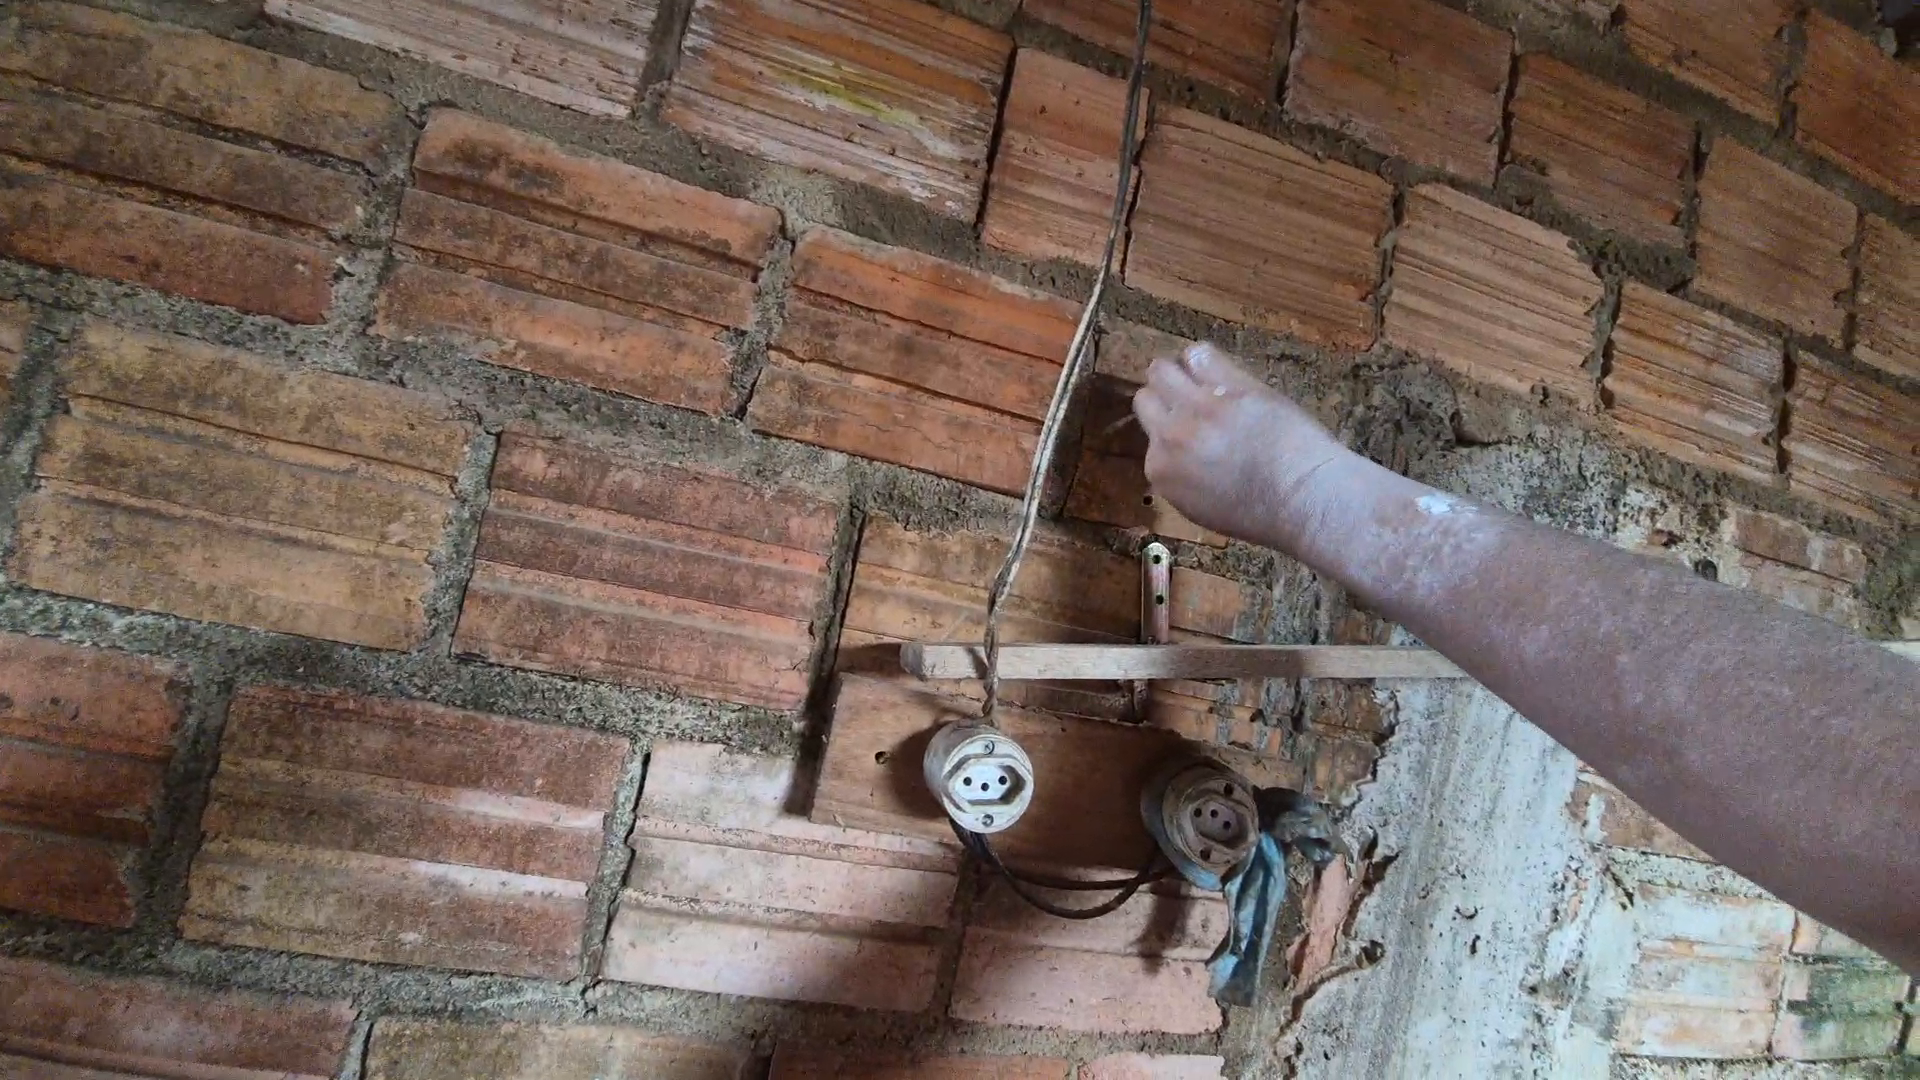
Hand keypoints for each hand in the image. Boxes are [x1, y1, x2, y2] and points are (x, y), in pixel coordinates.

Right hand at [1131, 343, 1344, 549]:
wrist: (1302, 498)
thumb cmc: (1259, 514)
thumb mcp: (1199, 507)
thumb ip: (1179, 475)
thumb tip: (1180, 455)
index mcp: (1159, 470)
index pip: (1150, 435)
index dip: (1166, 429)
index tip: (1185, 430)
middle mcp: (1169, 435)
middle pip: (1146, 398)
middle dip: (1162, 397)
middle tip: (1183, 399)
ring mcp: (1197, 407)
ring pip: (1163, 371)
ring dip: (1175, 372)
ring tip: (1195, 377)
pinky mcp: (1229, 386)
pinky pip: (1200, 356)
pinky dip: (1202, 358)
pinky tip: (1214, 366)